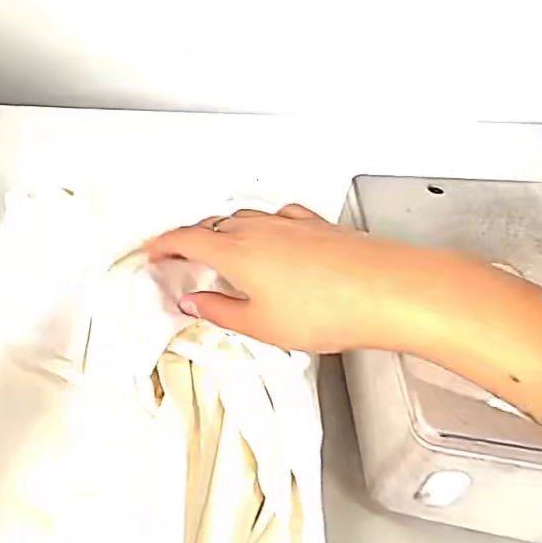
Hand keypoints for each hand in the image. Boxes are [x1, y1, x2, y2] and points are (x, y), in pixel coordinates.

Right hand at [145, 205, 443, 352]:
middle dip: (191, 238)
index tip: (153, 252)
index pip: (185, 239)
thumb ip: (219, 311)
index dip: (163, 245)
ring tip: (222, 250)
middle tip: (182, 255)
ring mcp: (288, 223)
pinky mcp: (315, 224)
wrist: (388, 290)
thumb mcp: (260, 324)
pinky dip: (260, 225)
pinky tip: (270, 237)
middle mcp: (258, 228)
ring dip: (224, 230)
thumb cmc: (329, 308)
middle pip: (211, 224)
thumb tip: (194, 303)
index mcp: (235, 251)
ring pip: (242, 218)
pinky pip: (276, 217)